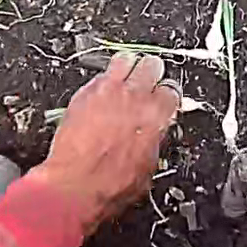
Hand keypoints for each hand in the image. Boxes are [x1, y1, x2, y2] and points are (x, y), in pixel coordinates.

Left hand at [33, 53, 178, 232]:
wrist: (74, 187)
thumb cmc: (109, 184)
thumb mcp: (147, 167)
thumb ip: (154, 140)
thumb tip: (153, 134)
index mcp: (156, 116)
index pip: (171, 90)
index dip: (166, 96)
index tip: (161, 100)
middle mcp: (135, 98)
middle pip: (152, 65)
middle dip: (150, 73)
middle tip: (145, 83)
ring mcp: (109, 92)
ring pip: (125, 59)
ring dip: (127, 68)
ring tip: (124, 79)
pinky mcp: (85, 94)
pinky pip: (100, 75)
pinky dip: (103, 80)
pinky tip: (101, 92)